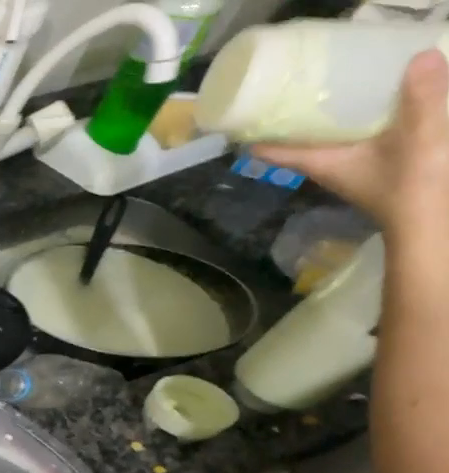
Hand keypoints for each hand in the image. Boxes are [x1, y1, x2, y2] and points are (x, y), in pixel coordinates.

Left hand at [255, 49, 448, 239]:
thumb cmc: (411, 183)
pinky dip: (352, 123)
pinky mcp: (371, 166)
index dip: (256, 137)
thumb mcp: (418, 137)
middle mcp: (327, 167)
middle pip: (298, 143)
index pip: (275, 153)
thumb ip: (420, 100)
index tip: (241, 120)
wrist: (429, 219)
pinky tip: (368, 106)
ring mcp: (348, 168)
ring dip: (322, 121)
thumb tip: (420, 56)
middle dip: (289, 121)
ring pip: (325, 141)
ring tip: (322, 91)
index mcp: (321, 163)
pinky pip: (353, 139)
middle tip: (284, 93)